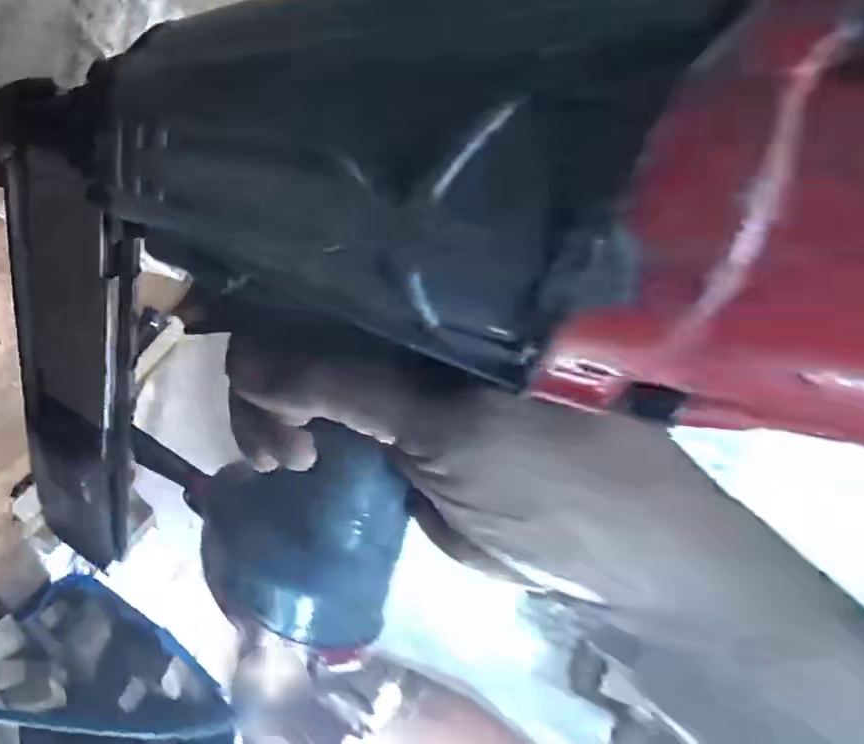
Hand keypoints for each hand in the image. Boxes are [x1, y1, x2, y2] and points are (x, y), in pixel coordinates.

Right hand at [222, 328, 822, 630]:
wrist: (620, 574)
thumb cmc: (554, 478)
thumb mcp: (443, 426)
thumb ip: (339, 386)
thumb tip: (243, 370)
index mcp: (421, 308)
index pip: (319, 288)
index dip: (267, 316)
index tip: (243, 370)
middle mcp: (391, 329)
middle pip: (289, 330)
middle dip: (262, 380)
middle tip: (271, 440)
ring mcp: (377, 374)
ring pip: (284, 371)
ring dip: (263, 411)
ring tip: (279, 460)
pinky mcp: (368, 418)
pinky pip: (298, 408)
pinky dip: (274, 427)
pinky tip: (283, 460)